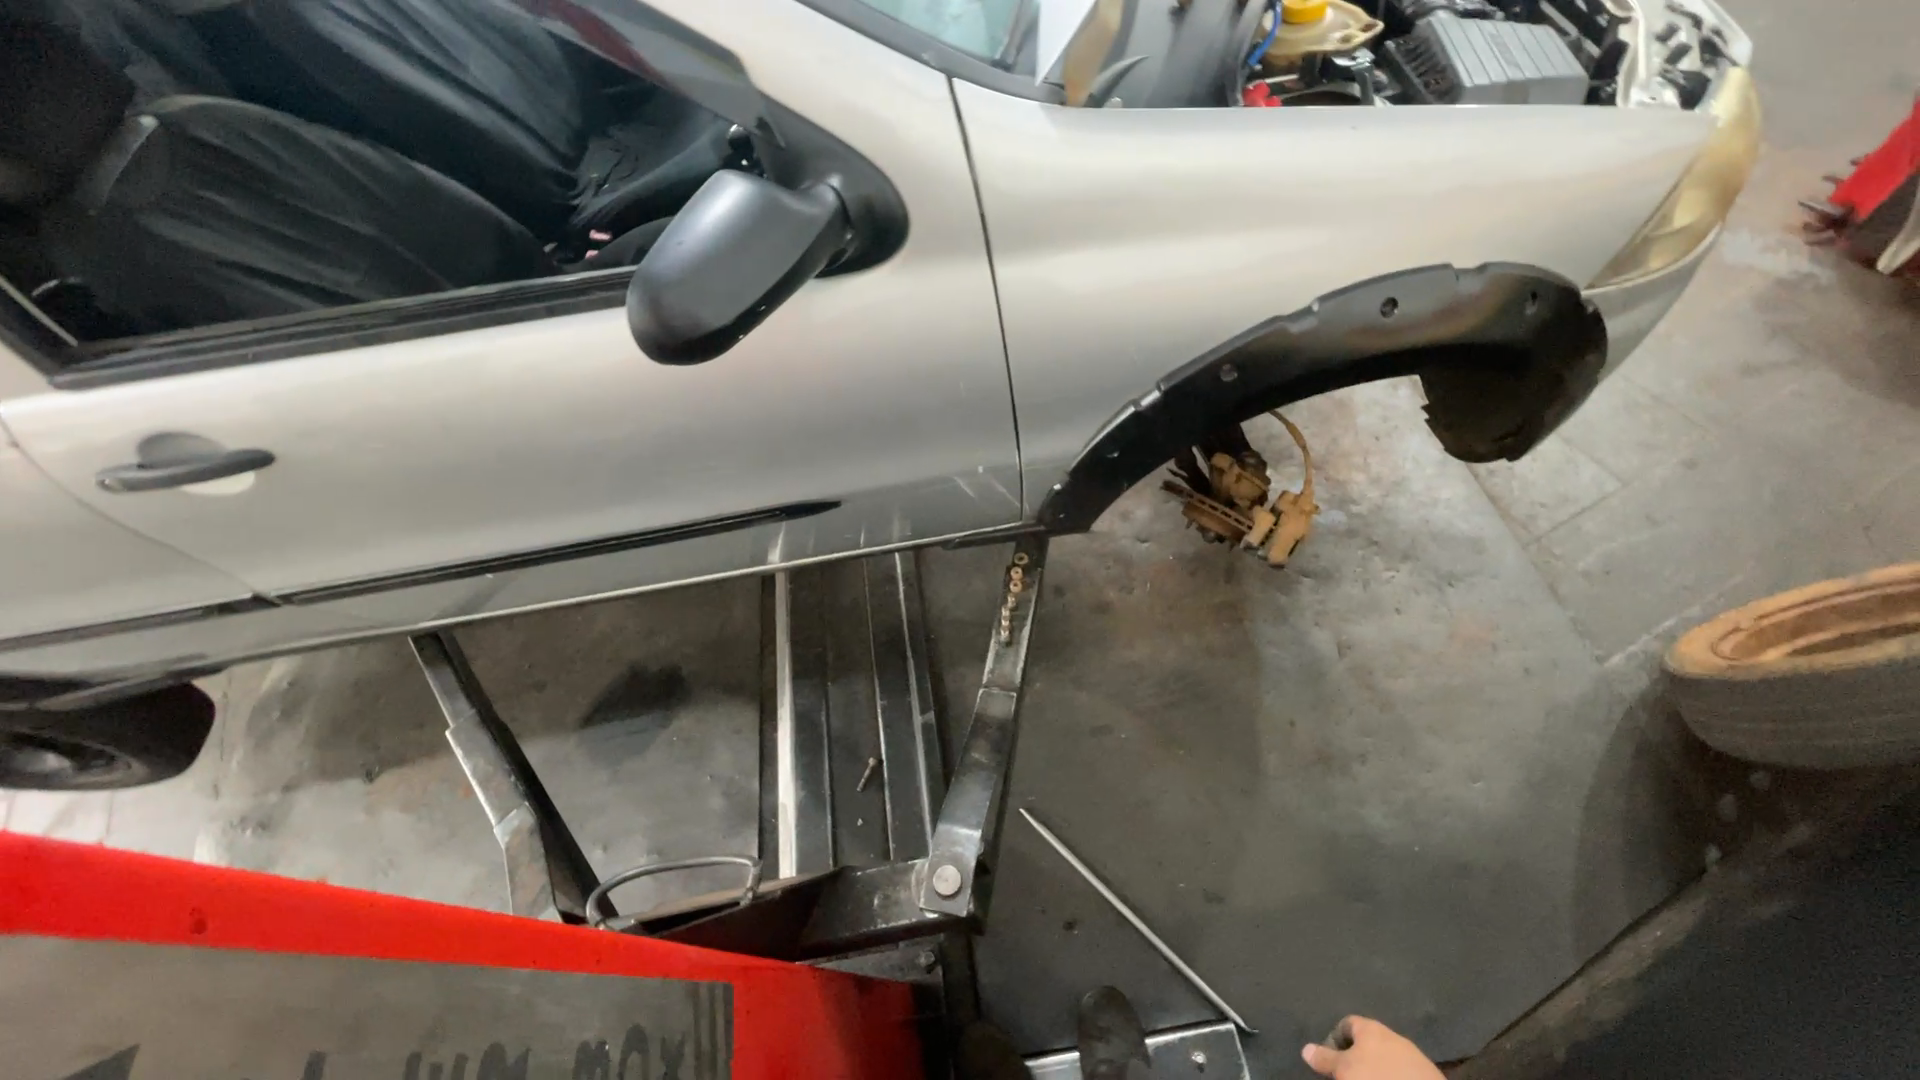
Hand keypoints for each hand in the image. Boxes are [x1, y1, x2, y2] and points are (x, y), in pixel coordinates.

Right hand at [1301, 1016, 1443, 1079]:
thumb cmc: (1376, 1078)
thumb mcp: (1344, 1070)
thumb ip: (1325, 1058)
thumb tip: (1305, 1048)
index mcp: (1371, 1028)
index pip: (1347, 1023)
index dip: (1336, 1039)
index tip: (1331, 1059)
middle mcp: (1393, 1035)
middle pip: (1368, 1042)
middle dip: (1358, 1057)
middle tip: (1349, 1075)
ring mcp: (1414, 1056)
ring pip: (1388, 1057)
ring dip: (1378, 1068)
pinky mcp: (1429, 1075)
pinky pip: (1404, 1072)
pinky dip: (1395, 1076)